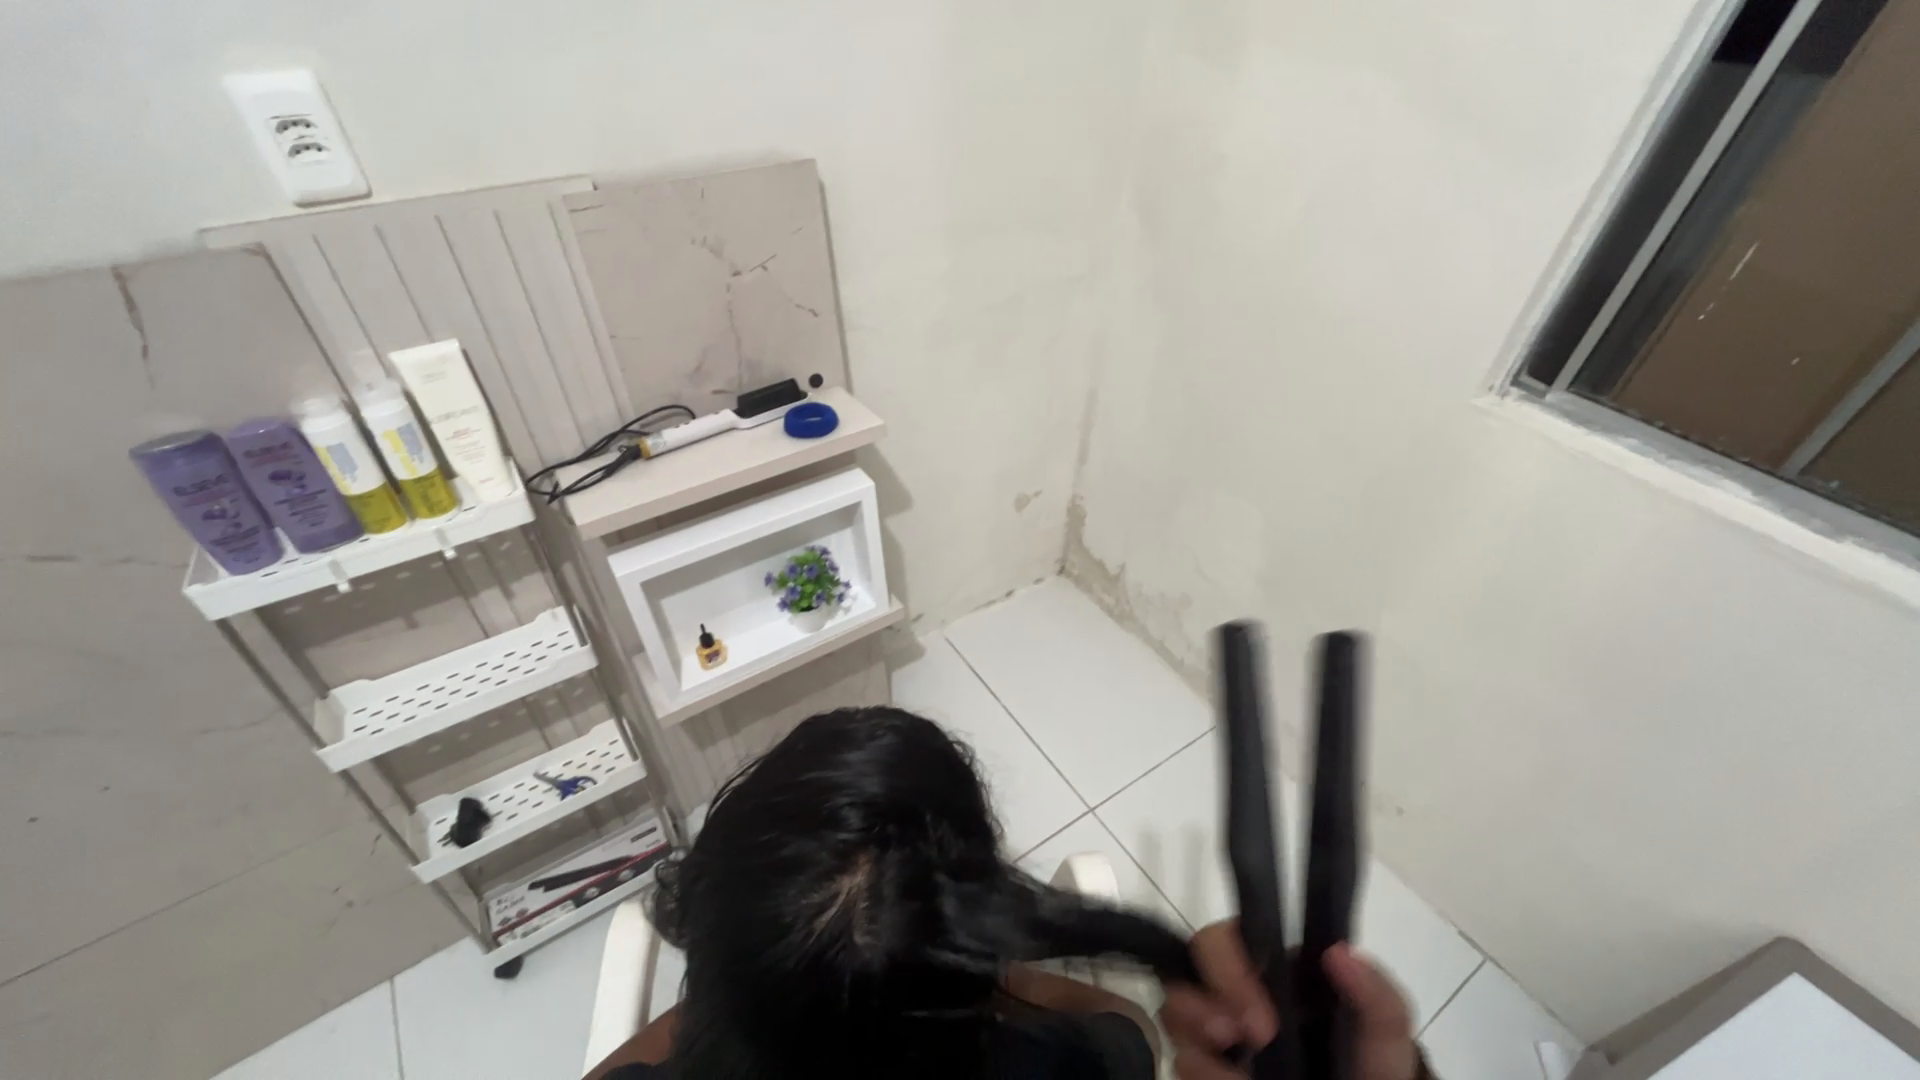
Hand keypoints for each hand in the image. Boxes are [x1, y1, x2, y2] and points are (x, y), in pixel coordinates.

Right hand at [1159, 919, 1419, 1079]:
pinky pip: (1179, 1063)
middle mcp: (1227, 992)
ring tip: (1237, 1079)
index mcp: (1263, 967)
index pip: (1219, 941)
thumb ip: (1377, 997)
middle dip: (1198, 1007)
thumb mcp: (1383, 1038)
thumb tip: (1339, 953)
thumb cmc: (1368, 1068)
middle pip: (1180, 976)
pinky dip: (1201, 1075)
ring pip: (1171, 1020)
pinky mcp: (1204, 1066)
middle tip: (1233, 1040)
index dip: (1227, 971)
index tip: (1261, 1022)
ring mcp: (1211, 1033)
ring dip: (1197, 1049)